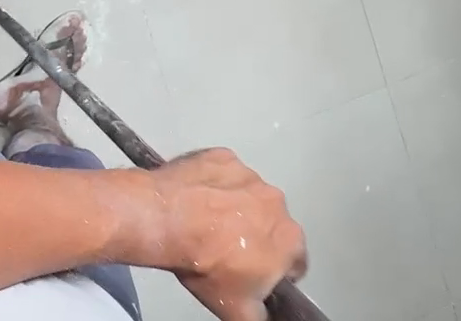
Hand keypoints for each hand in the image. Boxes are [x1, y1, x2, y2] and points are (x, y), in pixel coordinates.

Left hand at [147, 148, 307, 320]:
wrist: (166, 219)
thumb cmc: (204, 263)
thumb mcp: (239, 312)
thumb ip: (261, 316)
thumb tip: (262, 312)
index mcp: (290, 238)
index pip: (294, 261)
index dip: (274, 270)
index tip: (253, 272)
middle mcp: (275, 200)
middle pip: (271, 223)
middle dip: (255, 234)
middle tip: (225, 246)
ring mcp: (247, 173)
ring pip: (248, 194)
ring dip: (235, 205)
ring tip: (206, 219)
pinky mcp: (221, 156)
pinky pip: (224, 171)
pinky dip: (215, 181)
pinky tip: (197, 196)